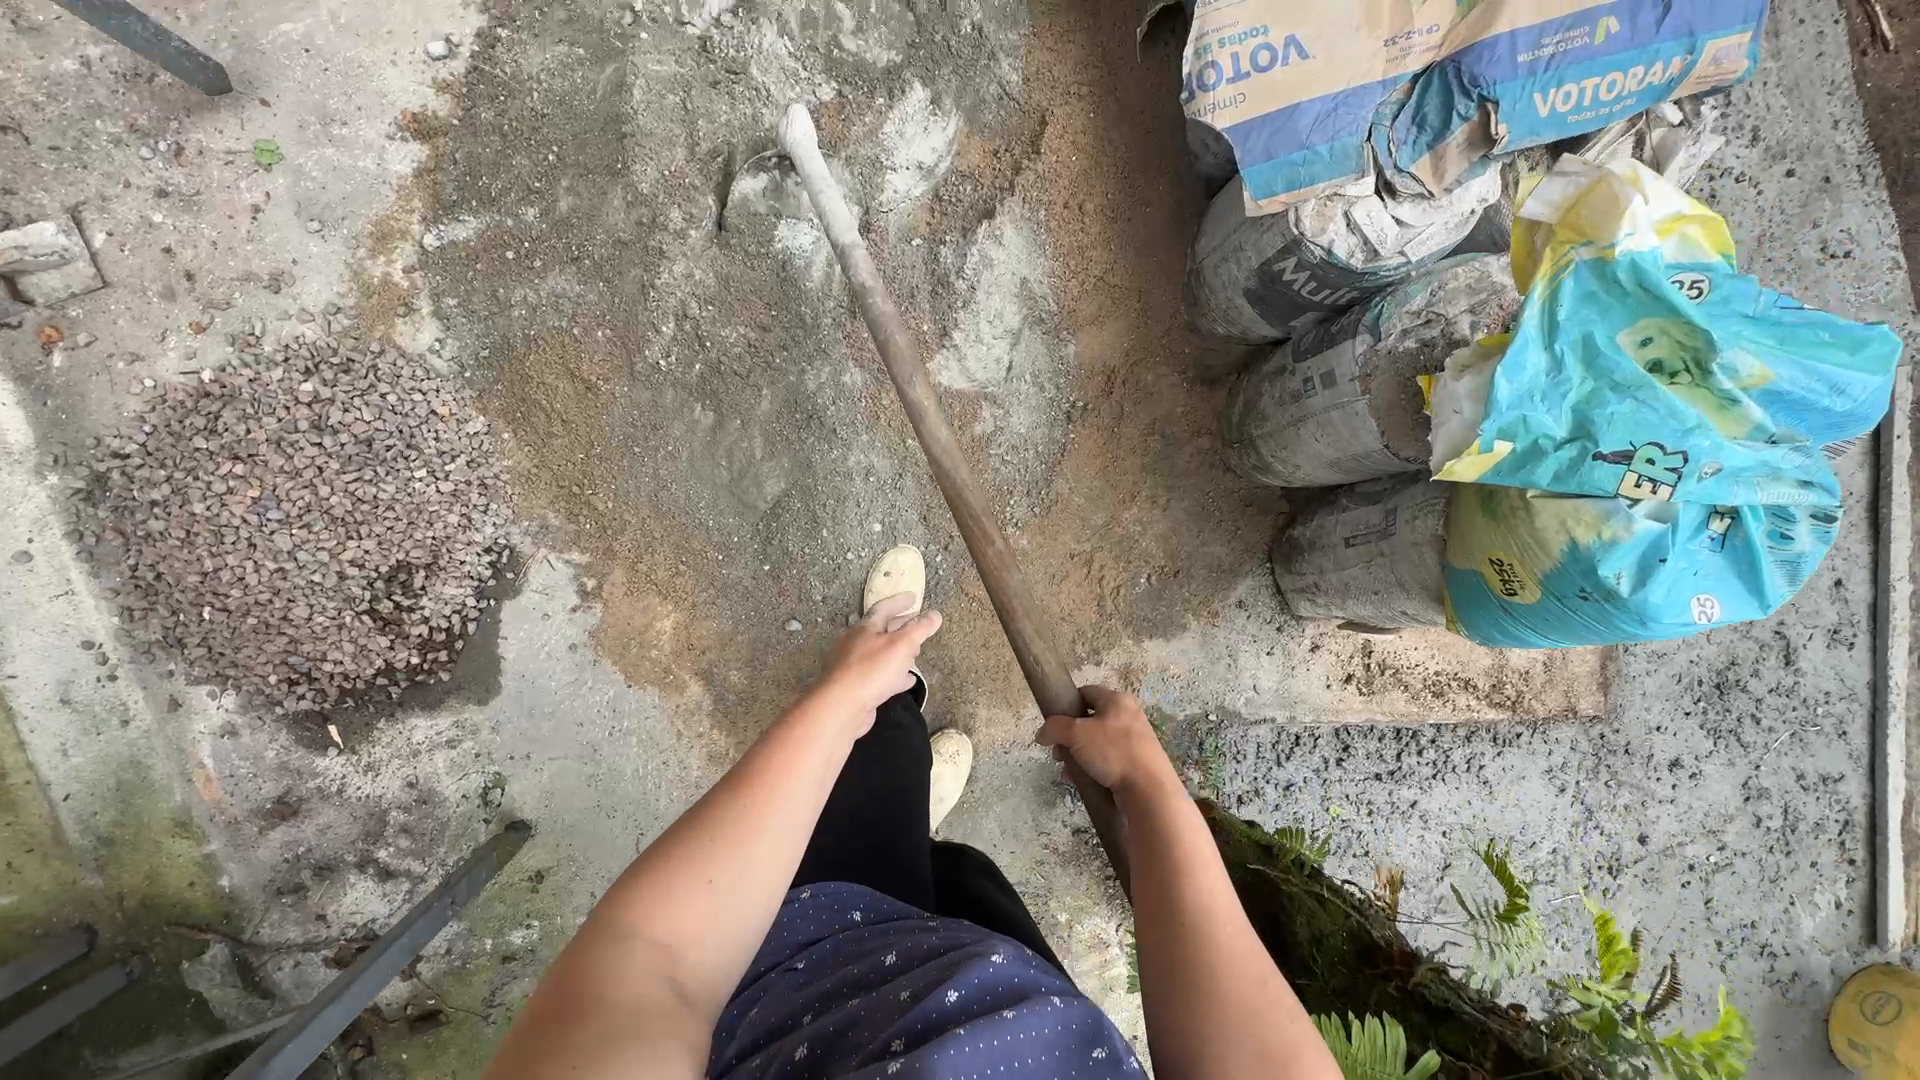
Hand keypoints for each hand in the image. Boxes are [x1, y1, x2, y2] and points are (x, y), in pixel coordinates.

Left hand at [813, 593, 941, 728]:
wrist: (843, 706)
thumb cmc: (872, 670)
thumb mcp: (902, 645)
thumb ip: (919, 629)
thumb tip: (935, 615)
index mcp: (866, 628)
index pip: (884, 608)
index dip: (899, 602)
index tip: (913, 597)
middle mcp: (857, 643)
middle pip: (881, 630)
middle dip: (901, 626)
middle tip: (917, 624)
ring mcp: (855, 665)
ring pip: (881, 653)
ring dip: (899, 651)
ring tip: (916, 652)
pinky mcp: (857, 686)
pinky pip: (879, 675)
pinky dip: (894, 674)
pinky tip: (906, 679)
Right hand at [1036, 686, 1180, 802]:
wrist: (1149, 791)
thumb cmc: (1113, 752)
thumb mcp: (1076, 734)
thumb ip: (1054, 727)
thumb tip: (1042, 733)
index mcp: (1118, 700)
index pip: (1086, 692)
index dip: (1066, 704)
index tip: (1054, 722)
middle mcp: (1129, 716)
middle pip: (1089, 721)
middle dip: (1069, 737)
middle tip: (1059, 752)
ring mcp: (1135, 741)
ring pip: (1096, 744)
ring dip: (1077, 756)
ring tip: (1068, 771)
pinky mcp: (1137, 763)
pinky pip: (1108, 761)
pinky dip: (1092, 768)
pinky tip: (1082, 781)